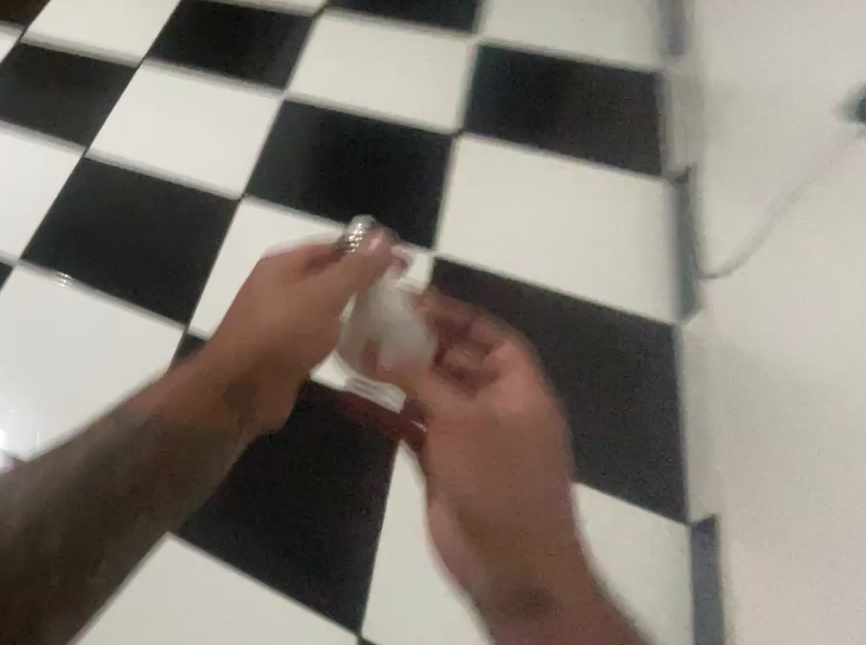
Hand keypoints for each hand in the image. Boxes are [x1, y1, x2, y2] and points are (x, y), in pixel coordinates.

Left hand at [194, 228, 397, 427]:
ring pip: (329, 305)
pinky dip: (347, 333)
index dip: (368, 250)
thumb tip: (382, 237)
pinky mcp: (291, 346)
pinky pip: (325, 331)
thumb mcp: (321, 295)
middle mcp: (281, 285)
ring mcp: (284, 317)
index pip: (332, 246)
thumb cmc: (280, 332)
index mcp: (282, 264)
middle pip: (331, 275)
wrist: (242, 386)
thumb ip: (353, 269)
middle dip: (368, 280)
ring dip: (360, 308)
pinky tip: (375, 344)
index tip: (408, 261)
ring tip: (402, 317)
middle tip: (410, 293)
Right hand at [383, 296, 594, 624]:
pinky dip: (379, 410)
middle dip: (417, 340)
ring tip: (352, 349)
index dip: (461, 316)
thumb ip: (421, 378)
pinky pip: (405, 424)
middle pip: (456, 361)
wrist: (511, 567)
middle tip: (372, 319)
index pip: (496, 341)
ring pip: (426, 391)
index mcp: (520, 395)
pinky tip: (345, 395)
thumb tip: (382, 347)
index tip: (415, 299)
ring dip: (393, 372)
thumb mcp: (464, 420)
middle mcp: (494, 410)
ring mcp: (466, 436)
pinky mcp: (439, 460)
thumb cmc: (499, 483)